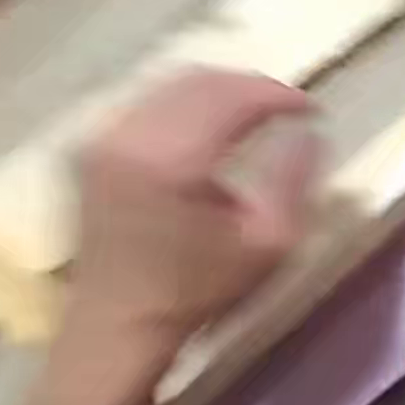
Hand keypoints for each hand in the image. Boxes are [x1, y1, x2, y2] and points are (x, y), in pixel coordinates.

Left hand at [67, 69, 318, 351]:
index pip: (232, 97)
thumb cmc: (200, 290)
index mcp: (172, 160)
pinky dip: (190, 102)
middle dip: (253, 86)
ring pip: (171, 83)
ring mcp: (101, 137)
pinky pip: (148, 100)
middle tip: (290, 107)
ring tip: (258, 112)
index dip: (279, 95)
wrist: (118, 324)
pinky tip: (214, 124)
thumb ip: (294, 181)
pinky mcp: (91, 147)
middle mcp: (128, 135)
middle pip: (200, 80)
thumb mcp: (270, 244)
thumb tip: (310, 134)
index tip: (313, 110)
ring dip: (222, 91)